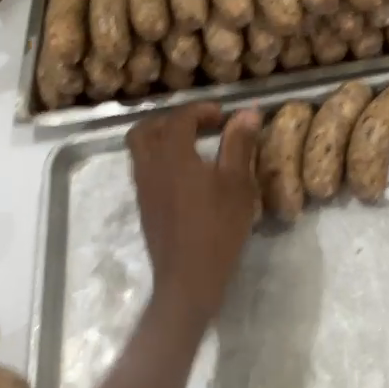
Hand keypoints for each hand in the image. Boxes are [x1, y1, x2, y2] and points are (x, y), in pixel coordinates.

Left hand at [128, 103, 261, 324]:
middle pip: (146, 129)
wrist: (188, 277)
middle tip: (199, 126)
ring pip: (141, 150)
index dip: (201, 110)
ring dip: (162, 140)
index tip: (223, 116)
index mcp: (172, 154)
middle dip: (171, 120)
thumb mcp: (237, 183)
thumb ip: (239, 144)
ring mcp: (143, 188)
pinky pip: (145, 171)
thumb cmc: (218, 228)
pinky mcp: (144, 207)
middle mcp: (149, 166)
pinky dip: (161, 162)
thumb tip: (247, 113)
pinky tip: (187, 178)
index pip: (179, 117)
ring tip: (193, 149)